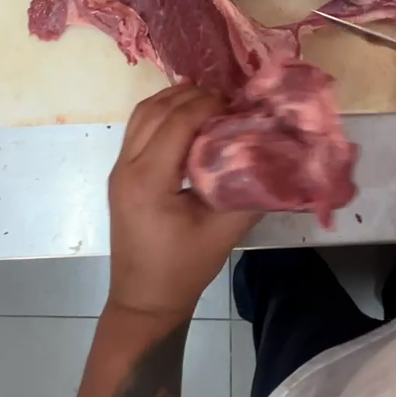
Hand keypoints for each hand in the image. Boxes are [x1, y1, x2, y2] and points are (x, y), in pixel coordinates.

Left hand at [106, 84, 261, 320]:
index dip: (207, 105)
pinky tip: (188, 118)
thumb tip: (276, 157)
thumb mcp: (224, 233)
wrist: (144, 300)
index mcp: (148, 181)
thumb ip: (250, 193)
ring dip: (173, 100)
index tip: (236, 104)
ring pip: (142, 113)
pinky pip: (138, 128)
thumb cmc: (183, 269)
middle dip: (192, 96)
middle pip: (156, 110)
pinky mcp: (120, 173)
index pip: (177, 122)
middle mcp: (126, 167)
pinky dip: (162, 113)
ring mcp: (118, 168)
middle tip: (227, 100)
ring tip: (209, 101)